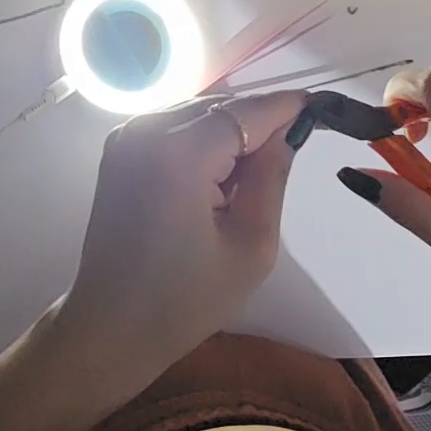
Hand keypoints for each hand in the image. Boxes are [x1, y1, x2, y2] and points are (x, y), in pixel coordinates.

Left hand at [57, 91, 307, 370]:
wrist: (111, 324)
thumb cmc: (184, 299)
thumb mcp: (250, 245)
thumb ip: (272, 177)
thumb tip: (288, 130)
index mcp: (178, 154)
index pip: (245, 112)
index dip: (284, 106)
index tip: (320, 108)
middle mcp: (146, 129)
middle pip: (220, 106)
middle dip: (257, 123)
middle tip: (287, 155)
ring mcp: (126, 134)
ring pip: (198, 111)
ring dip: (229, 132)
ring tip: (246, 179)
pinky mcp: (119, 146)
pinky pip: (175, 124)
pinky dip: (202, 138)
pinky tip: (214, 177)